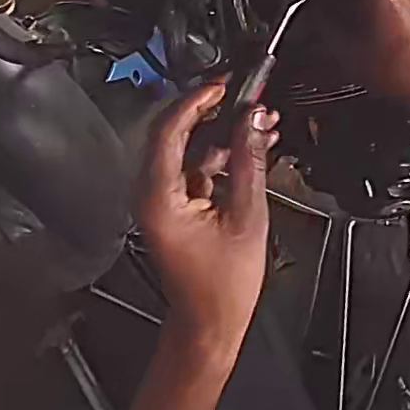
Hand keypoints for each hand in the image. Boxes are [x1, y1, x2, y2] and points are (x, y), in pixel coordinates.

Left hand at [126, 82, 277, 409]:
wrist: (209, 323)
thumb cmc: (221, 286)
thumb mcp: (246, 216)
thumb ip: (248, 161)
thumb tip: (252, 121)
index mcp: (159, 196)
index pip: (169, 129)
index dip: (196, 101)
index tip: (221, 86)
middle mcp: (151, 193)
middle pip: (173, 131)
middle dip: (210, 110)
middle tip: (240, 95)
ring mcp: (161, 197)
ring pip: (186, 146)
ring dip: (221, 132)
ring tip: (257, 122)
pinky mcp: (174, 202)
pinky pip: (193, 164)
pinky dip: (219, 152)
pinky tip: (250, 146)